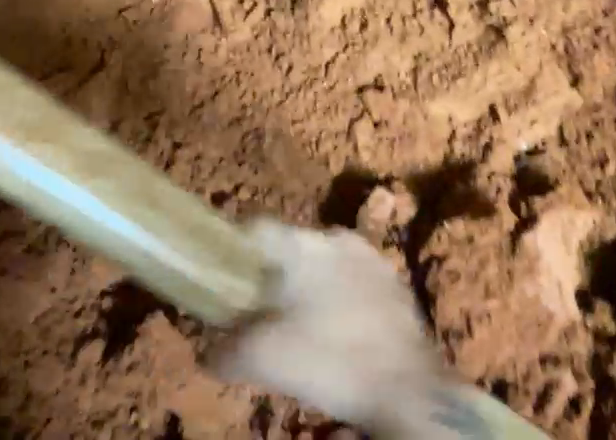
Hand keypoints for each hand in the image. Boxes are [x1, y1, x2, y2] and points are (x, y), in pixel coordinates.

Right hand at [215, 220, 480, 437]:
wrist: (407, 388)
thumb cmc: (328, 360)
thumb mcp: (263, 358)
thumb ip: (226, 348)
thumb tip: (208, 349)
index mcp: (302, 243)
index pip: (256, 226)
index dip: (233, 249)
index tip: (222, 275)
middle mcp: (336, 237)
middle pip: (290, 246)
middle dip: (272, 274)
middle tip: (257, 307)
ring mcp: (371, 257)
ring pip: (324, 263)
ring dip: (308, 287)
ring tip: (298, 324)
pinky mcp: (395, 282)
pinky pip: (353, 281)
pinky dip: (339, 299)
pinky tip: (335, 332)